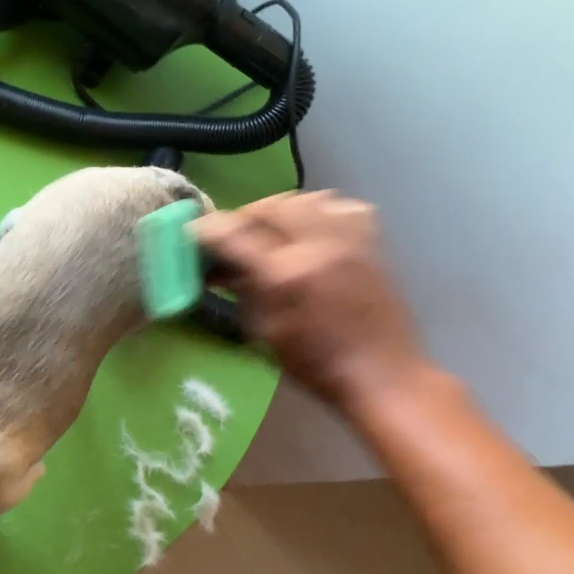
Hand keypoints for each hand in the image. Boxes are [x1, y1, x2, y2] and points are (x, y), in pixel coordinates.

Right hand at [193, 191, 433, 416]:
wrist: (380, 374)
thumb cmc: (311, 363)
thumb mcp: (262, 330)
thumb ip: (244, 288)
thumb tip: (222, 266)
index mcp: (286, 274)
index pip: (238, 234)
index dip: (210, 228)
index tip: (193, 230)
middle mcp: (321, 247)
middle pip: (274, 206)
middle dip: (245, 215)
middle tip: (229, 235)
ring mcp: (351, 241)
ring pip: (309, 200)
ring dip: (281, 210)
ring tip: (268, 231)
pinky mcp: (372, 244)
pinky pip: (343, 207)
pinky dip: (319, 212)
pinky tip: (309, 232)